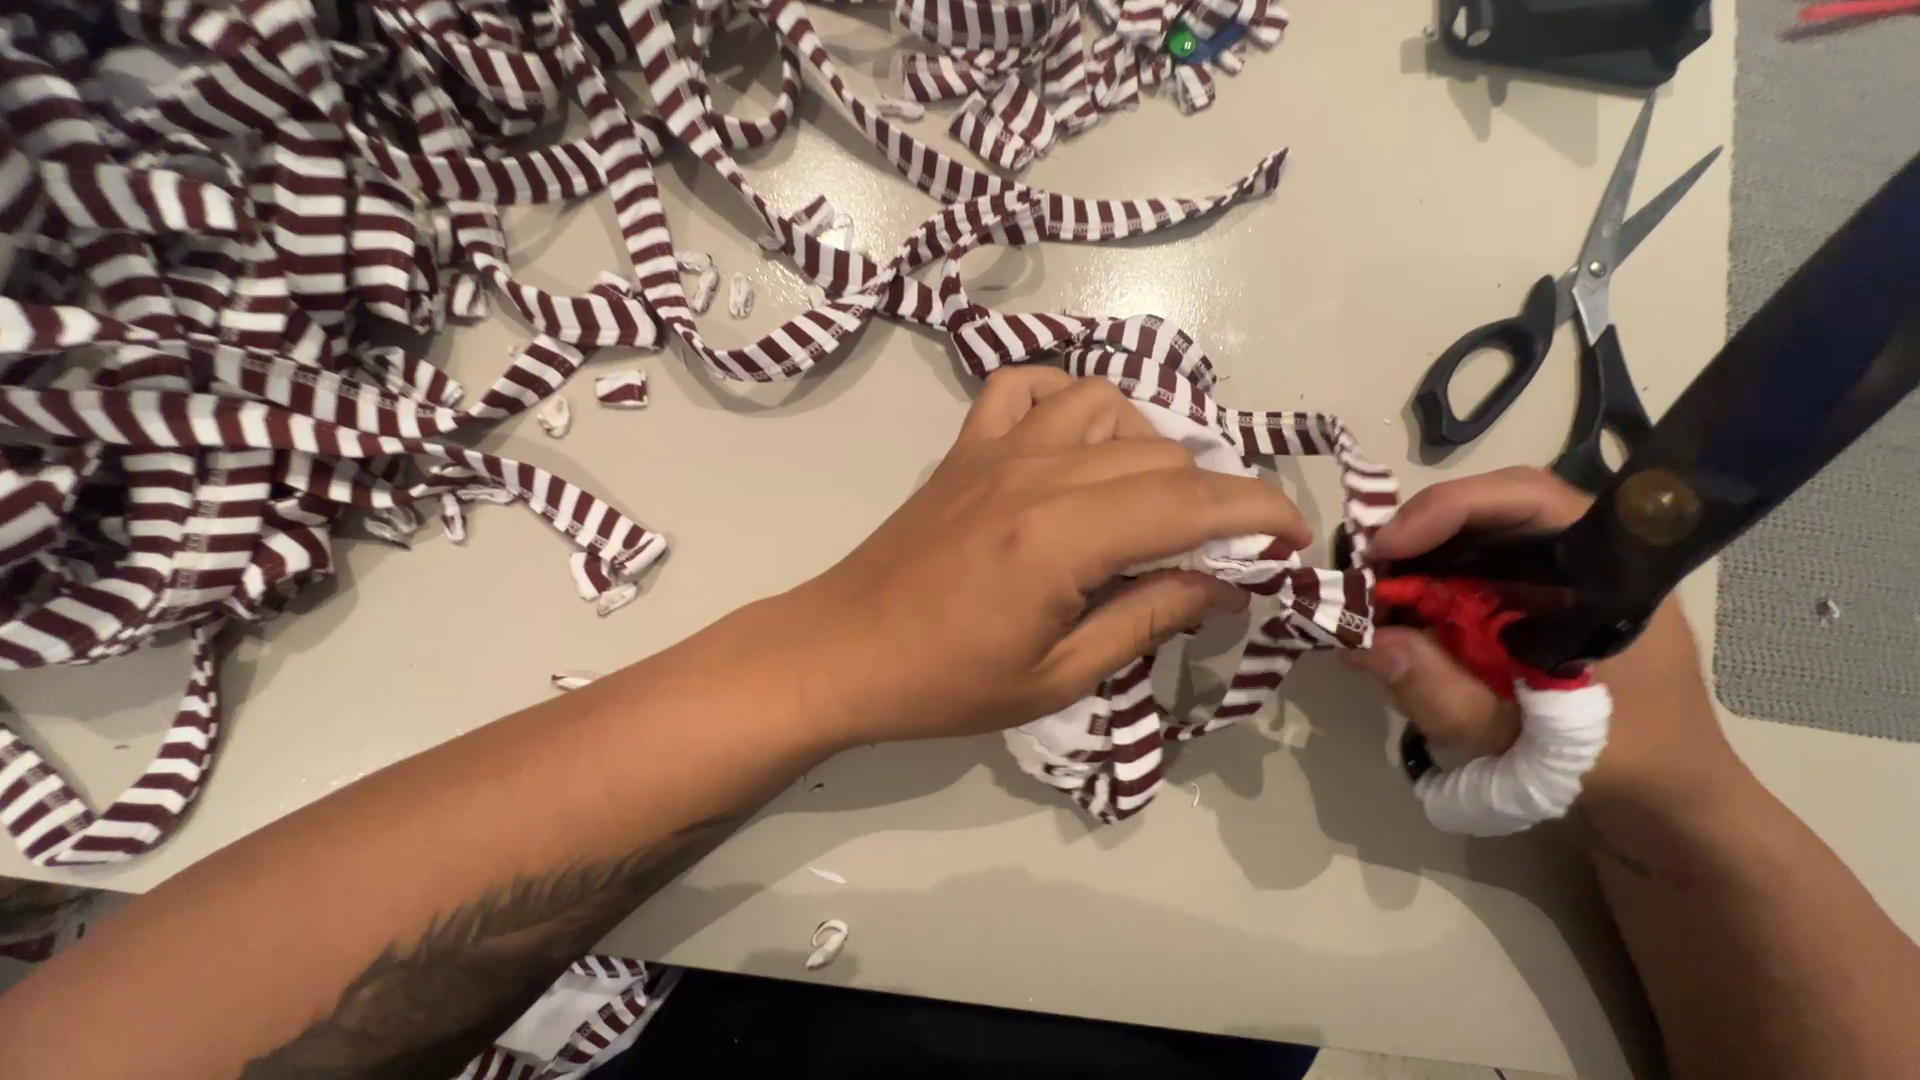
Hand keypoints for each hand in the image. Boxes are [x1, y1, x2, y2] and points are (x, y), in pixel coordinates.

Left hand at [780, 367, 1308, 745]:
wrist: (842, 651)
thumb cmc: (946, 681)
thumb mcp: (1059, 675)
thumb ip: (1148, 619)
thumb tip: (1225, 587)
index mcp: (1062, 537)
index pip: (1192, 502)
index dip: (1258, 515)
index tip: (1293, 541)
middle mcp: (1037, 472)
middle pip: (1161, 455)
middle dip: (1210, 500)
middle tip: (1216, 554)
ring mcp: (997, 449)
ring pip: (1106, 405)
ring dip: (1147, 447)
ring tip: (1145, 502)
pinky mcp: (965, 447)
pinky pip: (1026, 386)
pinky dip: (1066, 400)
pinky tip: (1073, 442)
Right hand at [1341, 466, 1746, 809]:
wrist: (1664, 797)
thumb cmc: (1616, 765)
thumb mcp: (1524, 740)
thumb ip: (1445, 695)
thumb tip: (1363, 645)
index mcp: (1611, 576)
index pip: (1529, 499)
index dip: (1450, 507)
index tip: (1388, 546)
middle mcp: (1584, 562)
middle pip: (1490, 513)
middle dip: (1419, 533)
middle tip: (1365, 570)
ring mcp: (1556, 581)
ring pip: (1473, 541)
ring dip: (1415, 562)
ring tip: (1371, 597)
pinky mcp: (1532, 604)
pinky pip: (1470, 576)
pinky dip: (1425, 588)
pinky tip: (1397, 619)